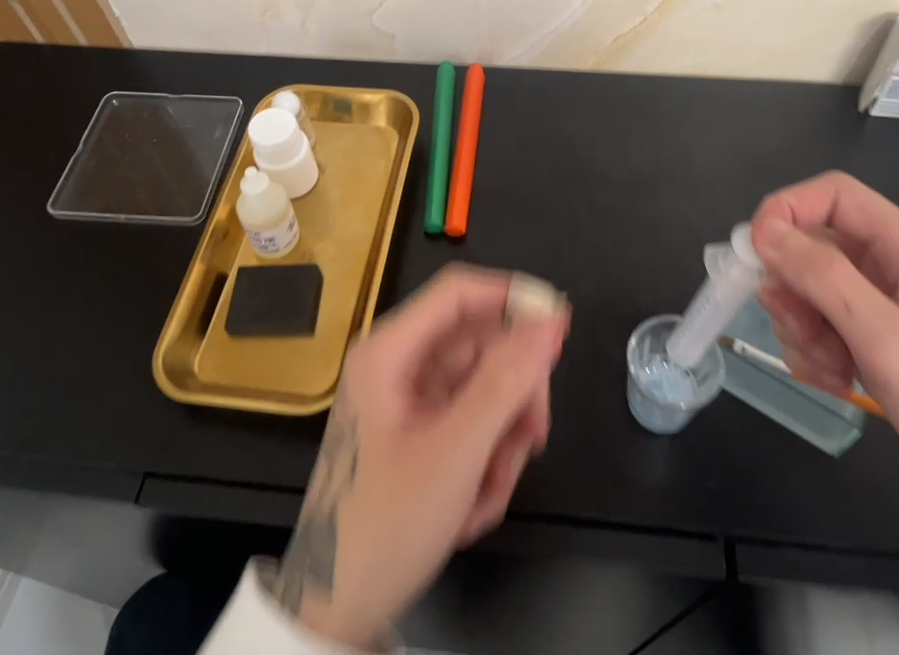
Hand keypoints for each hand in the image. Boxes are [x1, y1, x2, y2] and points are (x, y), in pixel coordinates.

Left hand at [275, 265, 569, 649]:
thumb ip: (508, 380)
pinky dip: (485, 460)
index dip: (514, 299)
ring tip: (488, 492)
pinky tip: (474, 503)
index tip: (560, 328)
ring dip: (501, 440)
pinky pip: (473, 424)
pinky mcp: (420, 432)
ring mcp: (410, 401)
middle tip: (531, 441)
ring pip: (486, 390)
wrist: (338, 606)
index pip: (460, 292)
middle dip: (512, 397)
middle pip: (482, 346)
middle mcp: (399, 366)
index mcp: (389, 352)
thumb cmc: (388, 523)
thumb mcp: (456, 450)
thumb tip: (551, 317)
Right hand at [751, 172, 898, 522]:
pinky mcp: (878, 340)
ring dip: (802, 328)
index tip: (754, 257)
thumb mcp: (889, 340)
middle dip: (792, 288)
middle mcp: (895, 267)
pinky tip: (835, 381)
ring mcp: (886, 306)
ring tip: (829, 371)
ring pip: (811, 290)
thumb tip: (762, 231)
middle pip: (814, 246)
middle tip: (800, 334)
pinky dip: (815, 351)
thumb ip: (824, 280)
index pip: (832, 195)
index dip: (786, 212)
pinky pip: (823, 326)